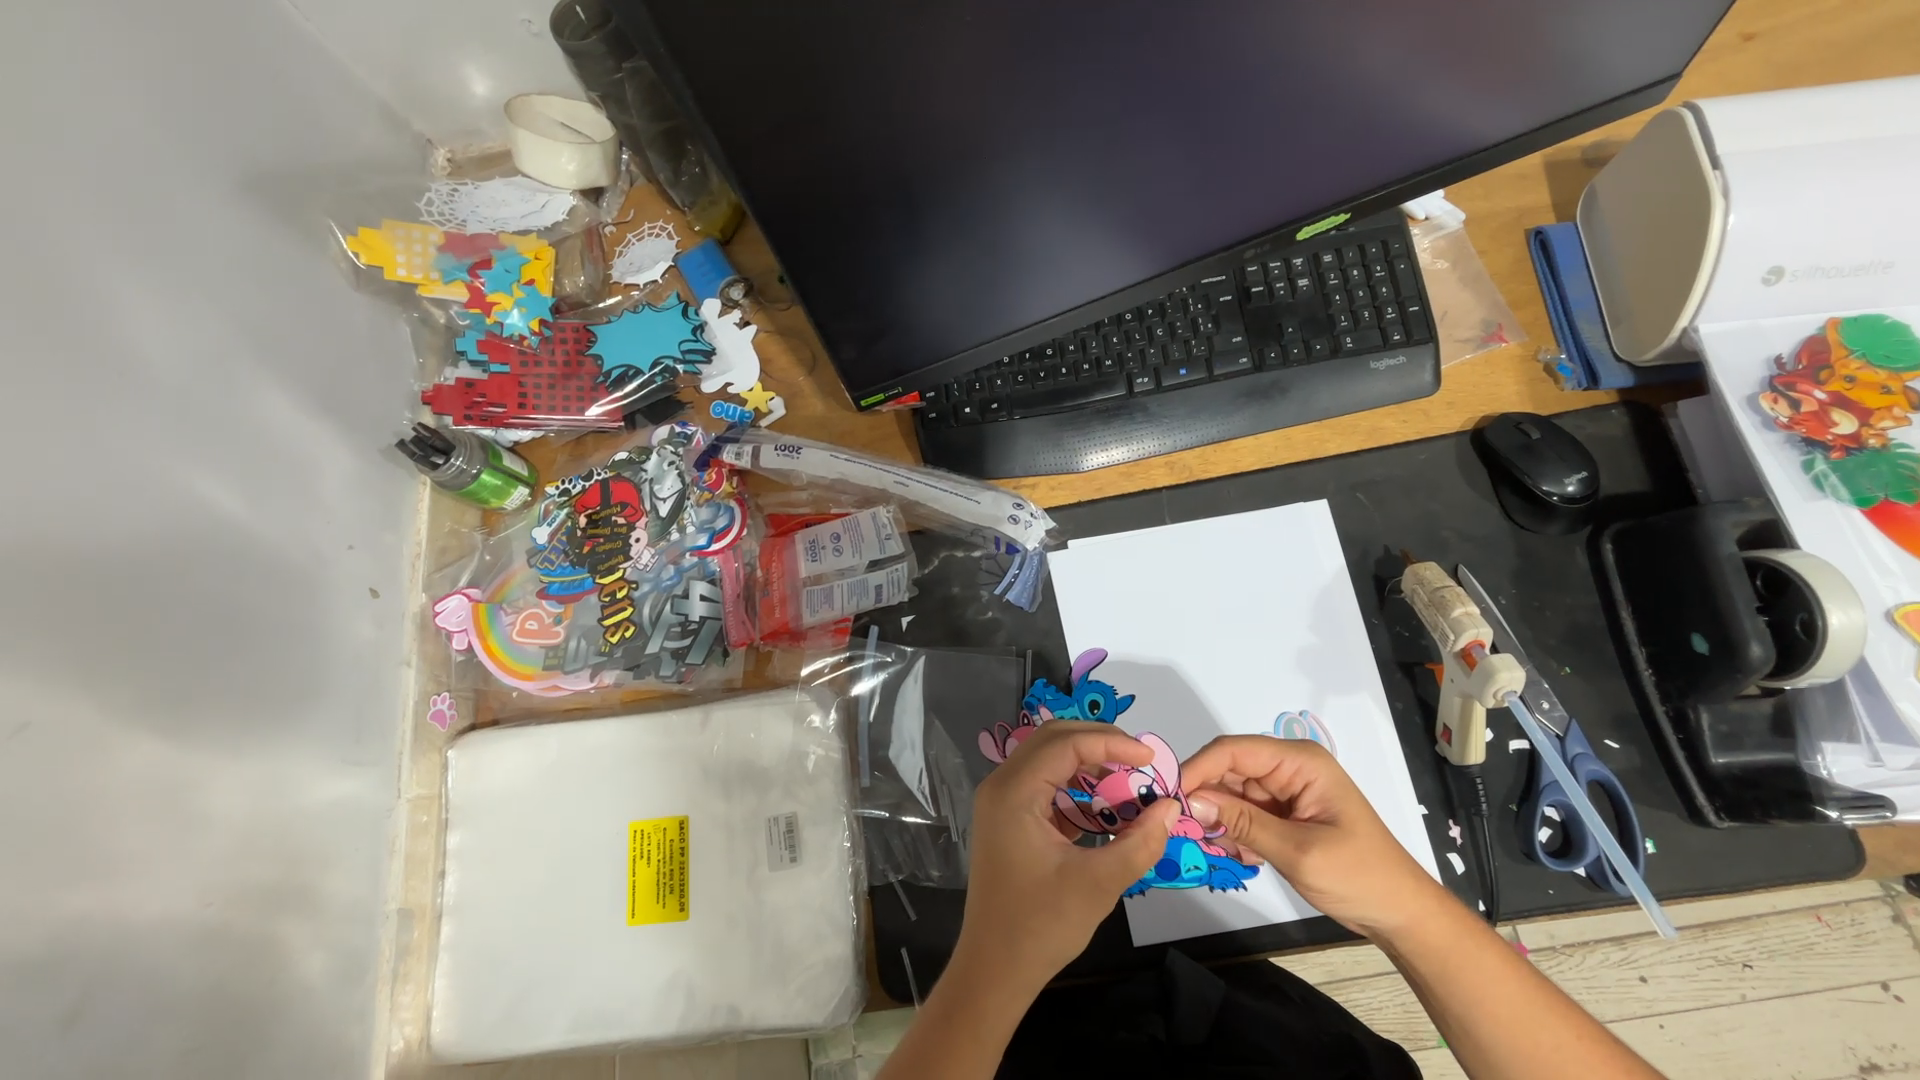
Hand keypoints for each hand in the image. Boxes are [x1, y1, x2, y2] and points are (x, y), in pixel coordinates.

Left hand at [953, 721, 1179, 992]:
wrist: (995, 969)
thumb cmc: (1041, 926)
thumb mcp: (1099, 883)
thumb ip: (1140, 842)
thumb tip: (1170, 807)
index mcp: (1013, 793)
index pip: (1065, 744)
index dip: (1111, 742)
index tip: (1150, 758)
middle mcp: (1001, 787)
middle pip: (1052, 741)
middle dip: (1099, 743)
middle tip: (1140, 761)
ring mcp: (1001, 802)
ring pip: (1047, 760)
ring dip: (1087, 763)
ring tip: (1128, 779)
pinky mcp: (1008, 820)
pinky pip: (1044, 784)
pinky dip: (1075, 786)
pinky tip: (1105, 806)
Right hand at [1181, 736, 1444, 938]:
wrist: (1400, 913)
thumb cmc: (1358, 875)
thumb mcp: (1297, 851)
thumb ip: (1242, 823)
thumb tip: (1192, 801)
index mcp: (1299, 762)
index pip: (1233, 750)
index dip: (1198, 768)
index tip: (1171, 797)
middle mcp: (1289, 768)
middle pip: (1228, 769)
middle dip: (1205, 796)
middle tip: (1184, 828)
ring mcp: (1286, 791)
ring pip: (1231, 792)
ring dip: (1219, 818)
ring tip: (1219, 847)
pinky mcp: (1283, 814)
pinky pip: (1243, 812)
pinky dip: (1234, 831)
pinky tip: (1241, 855)